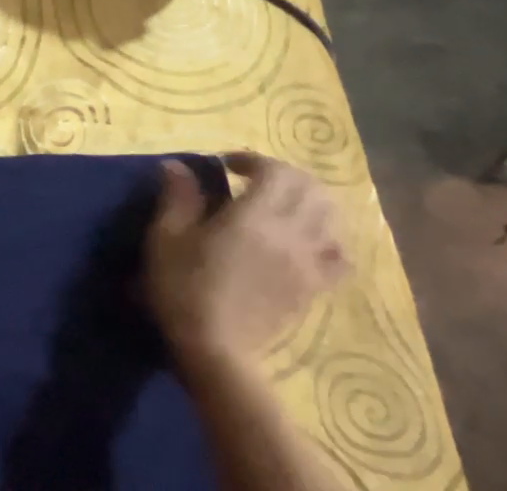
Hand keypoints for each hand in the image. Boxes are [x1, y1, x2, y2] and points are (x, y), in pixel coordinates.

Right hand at [144, 153, 349, 367]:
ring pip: (333, 218)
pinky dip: (328, 238)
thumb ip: (178, 198)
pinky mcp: (316, 287)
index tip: (225, 165)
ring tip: (279, 205)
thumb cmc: (181, 286)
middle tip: (252, 179)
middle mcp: (292, 235)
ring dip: (309, 201)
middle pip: (312, 189)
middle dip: (284, 175)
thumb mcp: (166, 237)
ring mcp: (310, 263)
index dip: (254, 160)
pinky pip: (341, 255)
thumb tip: (177, 166)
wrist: (215, 346)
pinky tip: (305, 241)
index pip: (277, 172)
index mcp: (253, 219)